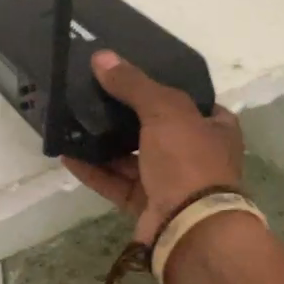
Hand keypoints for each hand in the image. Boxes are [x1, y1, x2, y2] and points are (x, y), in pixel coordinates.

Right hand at [62, 50, 244, 242]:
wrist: (189, 226)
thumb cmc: (188, 159)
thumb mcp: (164, 110)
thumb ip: (133, 84)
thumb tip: (101, 57)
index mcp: (215, 129)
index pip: (191, 102)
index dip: (165, 88)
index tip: (134, 77)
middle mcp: (195, 155)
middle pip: (156, 128)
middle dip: (126, 115)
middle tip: (96, 95)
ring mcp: (170, 183)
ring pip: (132, 157)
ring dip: (104, 142)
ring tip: (75, 121)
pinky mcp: (146, 205)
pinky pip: (116, 182)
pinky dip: (94, 169)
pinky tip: (68, 154)